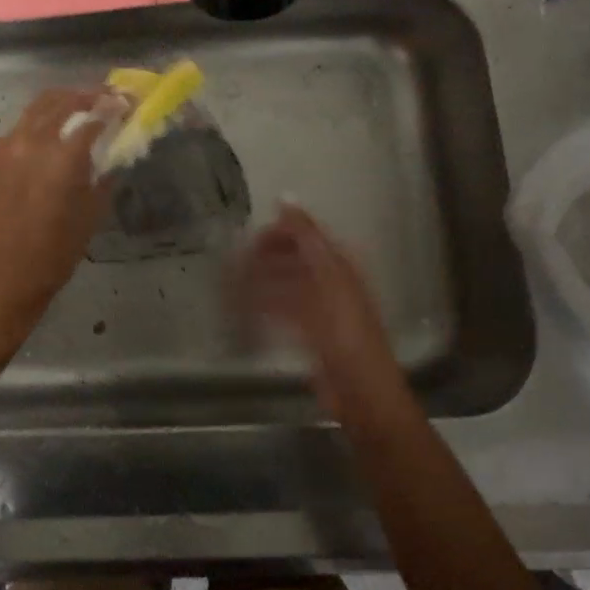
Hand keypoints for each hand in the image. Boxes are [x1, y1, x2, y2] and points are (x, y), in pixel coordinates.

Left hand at [0, 89, 110, 356]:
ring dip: (61, 104)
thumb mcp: (88, 220)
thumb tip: (111, 157)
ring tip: (80, 111)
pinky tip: (48, 140)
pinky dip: (38, 125)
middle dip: (86, 95)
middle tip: (106, 98)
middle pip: (60, 100)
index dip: (114, 104)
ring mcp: (4, 146)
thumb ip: (101, 179)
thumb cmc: (49, 259)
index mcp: (61, 157)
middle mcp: (30, 141)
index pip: (94, 114)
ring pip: (36, 110)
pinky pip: (18, 130)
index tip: (128, 100)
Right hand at [244, 204, 408, 419]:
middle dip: (262, 258)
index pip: (305, 235)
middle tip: (231, 263)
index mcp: (339, 265)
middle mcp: (330, 283)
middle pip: (291, 260)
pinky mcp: (309, 336)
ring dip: (257, 283)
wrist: (360, 392)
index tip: (247, 238)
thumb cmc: (346, 332)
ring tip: (228, 286)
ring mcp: (319, 310)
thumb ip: (307, 237)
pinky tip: (242, 312)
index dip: (277, 232)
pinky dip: (260, 308)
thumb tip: (285, 197)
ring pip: (282, 285)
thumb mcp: (328, 277)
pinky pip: (280, 313)